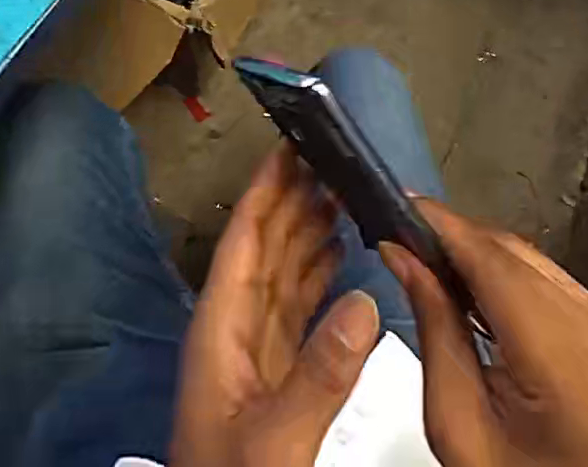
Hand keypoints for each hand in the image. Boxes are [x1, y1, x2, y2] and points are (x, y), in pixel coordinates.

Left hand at [170, 145, 381, 466]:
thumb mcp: (275, 441)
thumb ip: (320, 375)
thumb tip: (367, 303)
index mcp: (221, 325)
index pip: (242, 240)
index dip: (264, 192)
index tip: (288, 149)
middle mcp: (235, 323)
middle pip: (265, 245)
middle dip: (292, 200)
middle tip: (326, 161)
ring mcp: (255, 345)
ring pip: (282, 269)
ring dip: (307, 230)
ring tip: (339, 195)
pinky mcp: (274, 367)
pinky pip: (297, 304)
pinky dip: (318, 273)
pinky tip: (338, 255)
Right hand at [382, 199, 587, 466]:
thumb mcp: (456, 425)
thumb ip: (434, 329)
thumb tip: (400, 252)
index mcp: (570, 373)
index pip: (499, 269)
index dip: (449, 228)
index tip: (403, 202)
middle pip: (516, 258)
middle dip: (458, 239)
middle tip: (407, 232)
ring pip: (533, 261)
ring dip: (481, 252)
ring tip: (434, 254)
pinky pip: (552, 279)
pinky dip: (509, 272)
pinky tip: (475, 281)